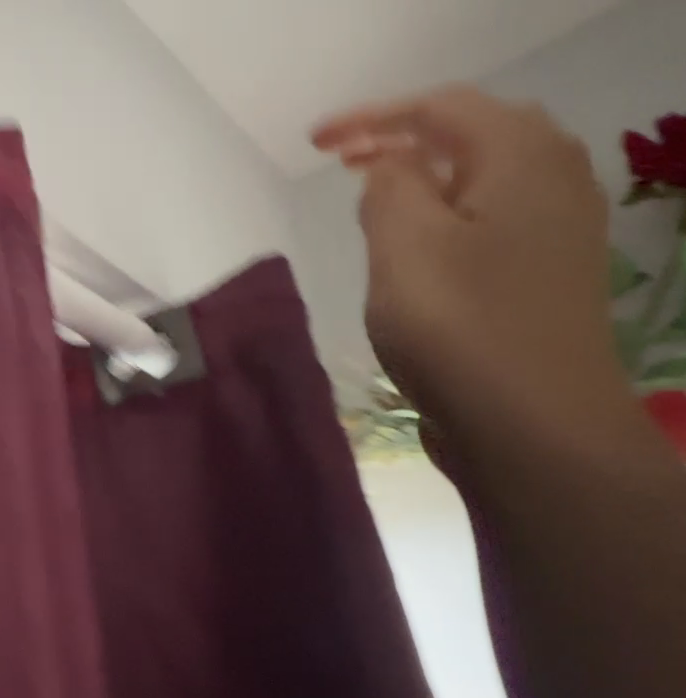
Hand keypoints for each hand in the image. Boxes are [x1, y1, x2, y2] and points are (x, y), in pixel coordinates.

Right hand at [312, 86, 626, 435]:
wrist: (530, 418)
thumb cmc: (458, 328)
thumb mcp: (404, 249)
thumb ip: (391, 191)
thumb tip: (389, 163)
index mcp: (520, 159)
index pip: (442, 108)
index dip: (373, 117)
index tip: (313, 144)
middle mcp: (553, 177)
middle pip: (475, 130)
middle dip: (404, 136)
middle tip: (341, 161)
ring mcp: (557, 225)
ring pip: (486, 172)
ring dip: (426, 171)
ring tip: (370, 193)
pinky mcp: (543, 269)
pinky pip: (492, 211)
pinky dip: (446, 206)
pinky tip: (415, 239)